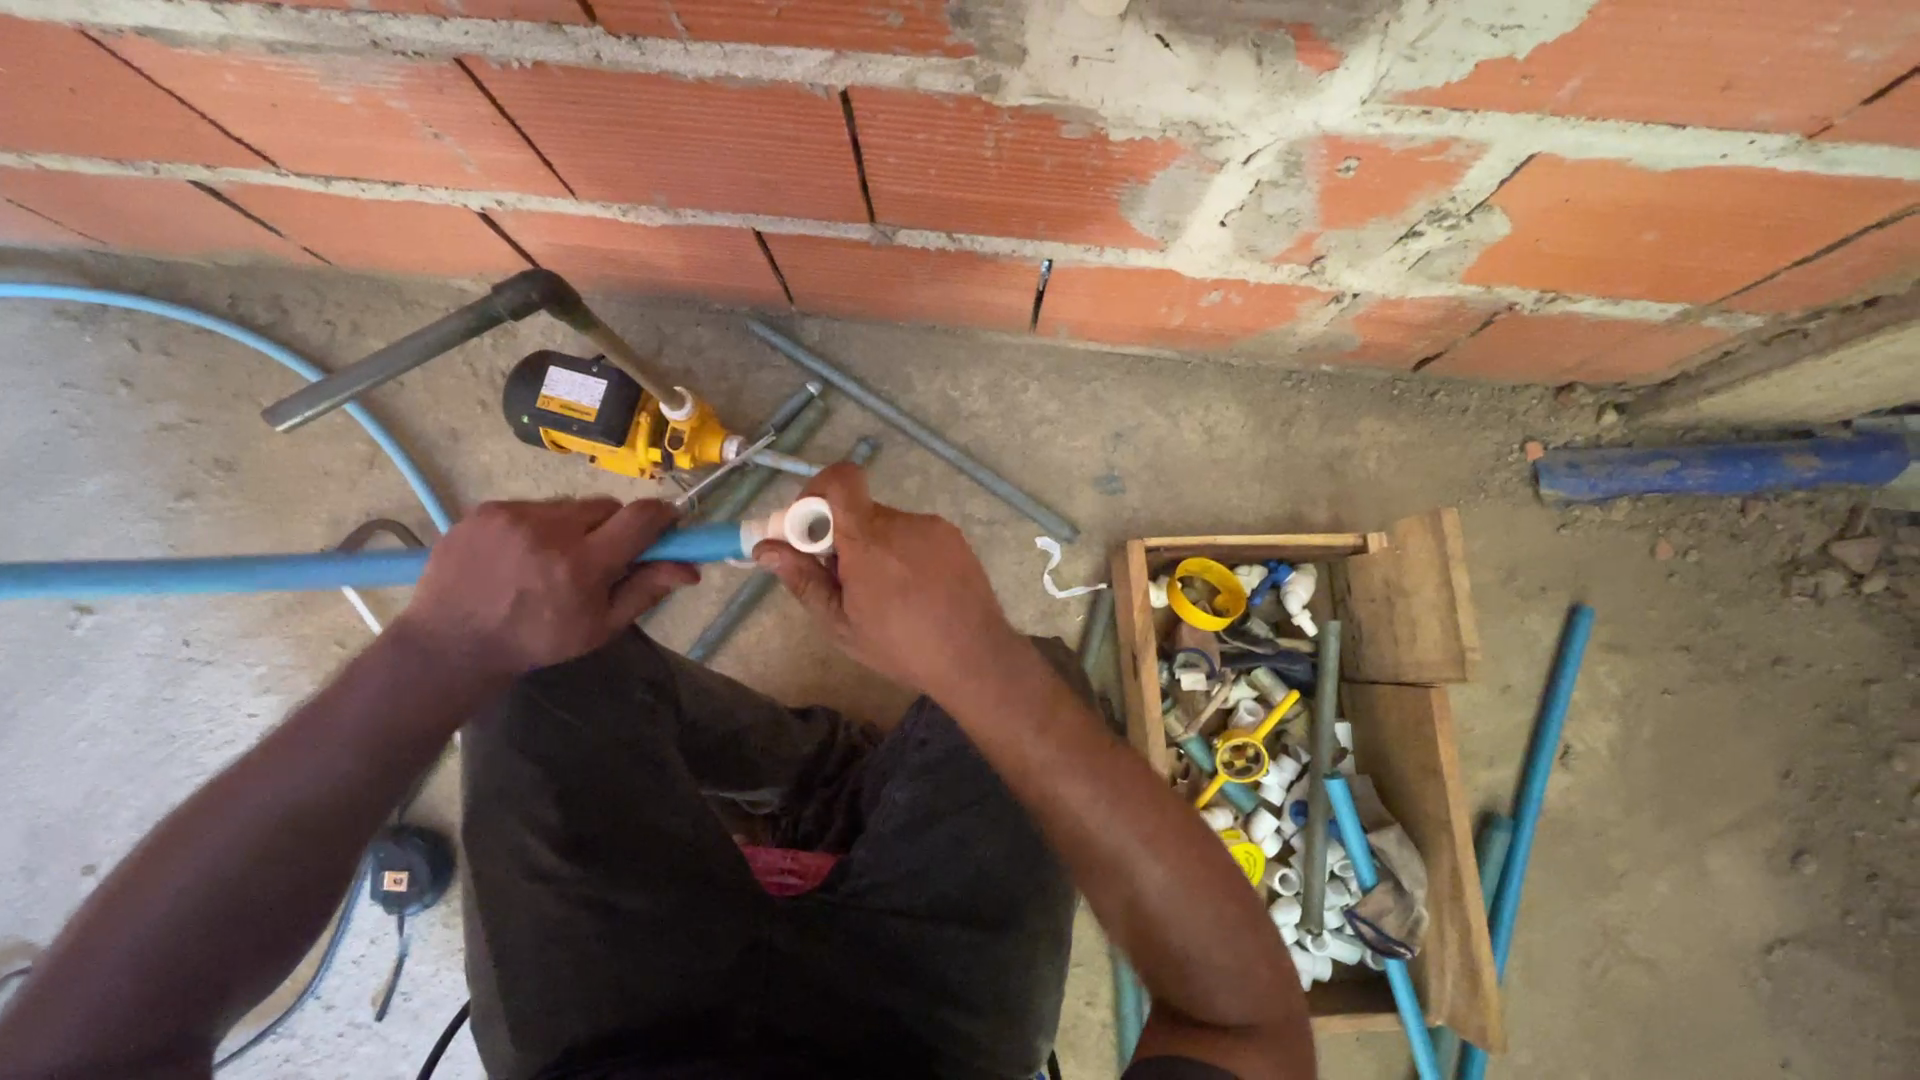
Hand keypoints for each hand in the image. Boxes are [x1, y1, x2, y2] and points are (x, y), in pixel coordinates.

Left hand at [395, 497, 698, 676]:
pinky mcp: (485, 510)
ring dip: (574, 526)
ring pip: (568, 506)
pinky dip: (538, 525)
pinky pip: (532, 506)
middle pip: (606, 507)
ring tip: (554, 559)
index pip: (640, 518)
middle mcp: (549, 530)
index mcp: (582, 564)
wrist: (452, 643)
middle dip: (613, 527)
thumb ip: (646, 591)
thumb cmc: (537, 641)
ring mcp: (512, 515)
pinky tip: (523, 555)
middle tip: (602, 555)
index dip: (662, 515)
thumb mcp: (600, 627)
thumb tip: (691, 569)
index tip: (669, 522)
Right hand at [753, 464, 1027, 699]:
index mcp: (867, 541)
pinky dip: (904, 553)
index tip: (808, 526)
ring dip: (876, 548)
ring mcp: (933, 527)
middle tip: (845, 579)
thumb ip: (803, 580)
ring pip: (888, 524)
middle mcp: (901, 522)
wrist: (975, 657)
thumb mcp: (841, 624)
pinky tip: (914, 591)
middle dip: (843, 536)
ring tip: (886, 593)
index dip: (816, 491)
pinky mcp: (954, 537)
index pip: (840, 480)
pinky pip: (915, 533)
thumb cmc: (901, 647)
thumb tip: (765, 549)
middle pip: (859, 510)